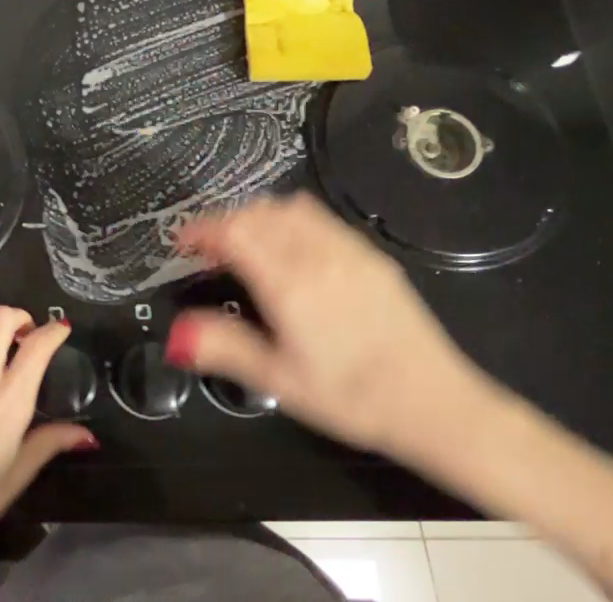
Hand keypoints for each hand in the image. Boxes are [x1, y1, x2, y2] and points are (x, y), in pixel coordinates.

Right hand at [168, 193, 499, 459]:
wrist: (435, 404)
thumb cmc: (351, 397)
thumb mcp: (280, 382)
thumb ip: (225, 349)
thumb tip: (176, 335)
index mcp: (289, 284)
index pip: (233, 231)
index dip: (201, 229)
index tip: (183, 242)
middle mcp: (317, 256)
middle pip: (257, 212)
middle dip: (225, 221)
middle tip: (209, 248)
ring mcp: (348, 251)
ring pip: (288, 208)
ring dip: (257, 215)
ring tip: (244, 242)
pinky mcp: (371, 256)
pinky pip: (319, 216)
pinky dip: (290, 217)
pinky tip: (290, 244)